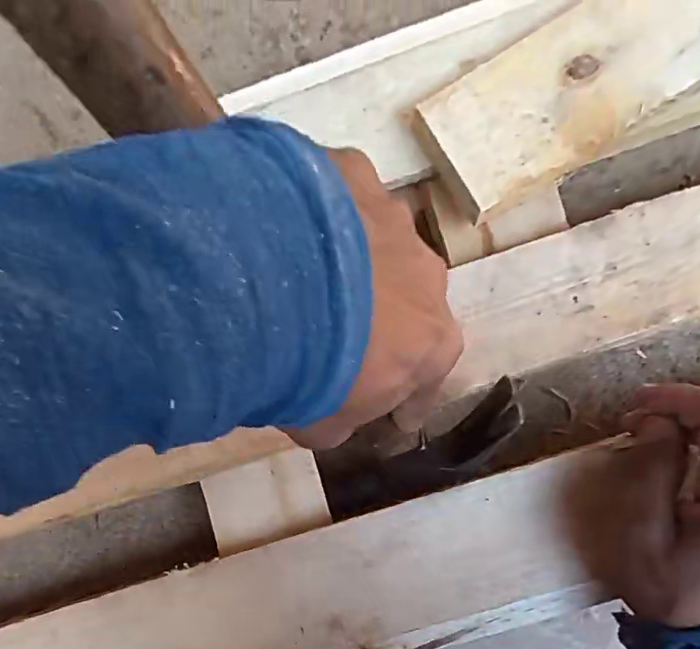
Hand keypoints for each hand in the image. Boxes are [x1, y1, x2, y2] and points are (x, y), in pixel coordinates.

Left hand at [287, 148, 462, 449]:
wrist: (266, 289)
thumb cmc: (310, 374)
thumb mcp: (324, 424)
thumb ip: (341, 422)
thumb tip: (335, 420)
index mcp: (433, 344)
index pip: (430, 378)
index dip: (411, 398)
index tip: (399, 415)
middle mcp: (428, 278)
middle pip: (410, 306)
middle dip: (385, 322)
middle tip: (346, 337)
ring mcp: (394, 220)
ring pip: (381, 247)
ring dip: (358, 265)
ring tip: (312, 278)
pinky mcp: (353, 173)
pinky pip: (343, 197)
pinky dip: (325, 213)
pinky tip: (290, 225)